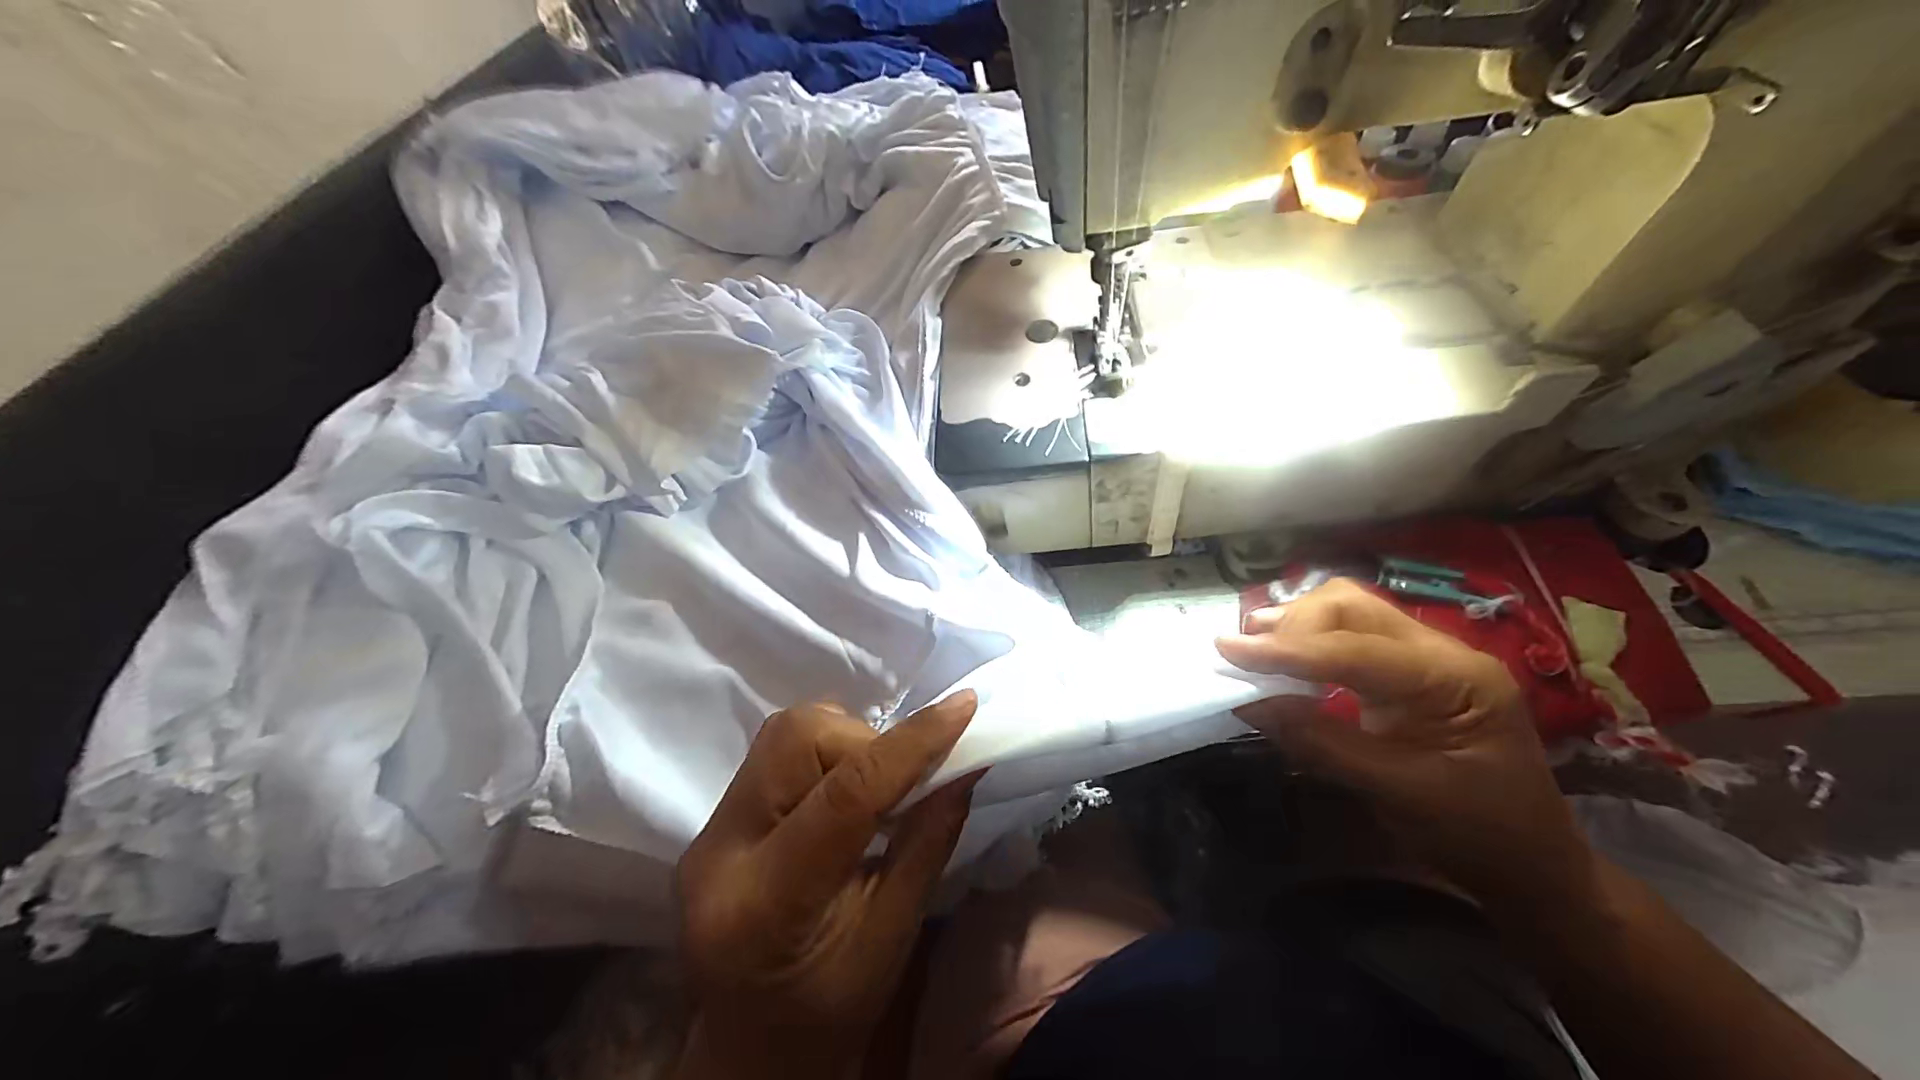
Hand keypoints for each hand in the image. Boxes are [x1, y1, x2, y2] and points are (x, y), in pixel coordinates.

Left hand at [674, 693, 983, 1079]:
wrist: (752, 1048)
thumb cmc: (831, 1012)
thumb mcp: (894, 936)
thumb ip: (928, 841)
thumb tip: (966, 762)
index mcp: (766, 904)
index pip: (844, 797)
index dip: (910, 745)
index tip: (963, 708)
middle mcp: (719, 854)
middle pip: (795, 740)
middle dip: (866, 740)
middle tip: (905, 779)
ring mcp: (706, 833)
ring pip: (783, 733)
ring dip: (845, 742)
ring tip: (874, 790)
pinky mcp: (712, 821)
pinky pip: (775, 751)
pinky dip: (825, 752)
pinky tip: (842, 793)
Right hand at [1215, 579, 1590, 901]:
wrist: (1534, 868)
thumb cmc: (1478, 835)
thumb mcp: (1397, 792)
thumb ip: (1320, 742)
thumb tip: (1248, 703)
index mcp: (1456, 679)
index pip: (1354, 649)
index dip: (1286, 650)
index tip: (1225, 650)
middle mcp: (1443, 652)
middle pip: (1353, 606)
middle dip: (1293, 623)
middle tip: (1244, 654)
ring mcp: (1428, 658)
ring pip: (1350, 611)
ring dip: (1298, 625)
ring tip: (1254, 647)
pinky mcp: (1410, 673)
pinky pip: (1352, 637)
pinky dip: (1311, 643)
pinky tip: (1285, 660)